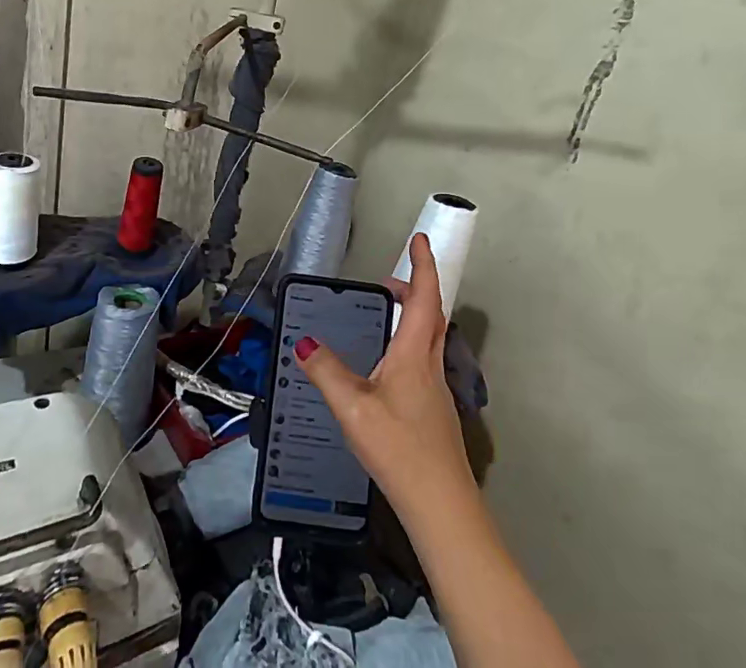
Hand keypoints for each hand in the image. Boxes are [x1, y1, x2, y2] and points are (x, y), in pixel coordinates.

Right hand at [295, 233, 474, 522]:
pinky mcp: (432, 409)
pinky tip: (382, 363)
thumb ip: (326, 371)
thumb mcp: (352, 408)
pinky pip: (421, 359)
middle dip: (414, 289)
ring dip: (411, 315)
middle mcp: (430, 367)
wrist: (441, 505)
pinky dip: (406, 342)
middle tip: (388, 279)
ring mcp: (435, 389)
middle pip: (430, 316)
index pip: (425, 300)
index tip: (420, 240)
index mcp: (414, 356)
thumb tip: (304, 342)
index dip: (424, 267)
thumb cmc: (400, 449)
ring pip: (427, 339)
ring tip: (383, 312)